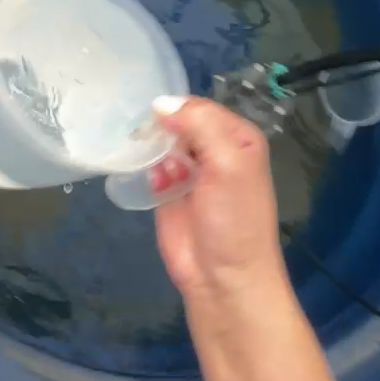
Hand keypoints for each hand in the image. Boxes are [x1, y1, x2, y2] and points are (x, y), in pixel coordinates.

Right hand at [152, 95, 286, 305]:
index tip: (157, 121)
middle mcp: (213, 148)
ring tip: (147, 160)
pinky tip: (145, 176)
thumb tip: (160, 103)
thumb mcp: (228, 165)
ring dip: (148, 146)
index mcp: (237, 137)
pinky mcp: (165, 186)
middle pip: (176, 119)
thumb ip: (200, 126)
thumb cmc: (234, 219)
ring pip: (159, 139)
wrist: (221, 277)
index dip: (177, 110)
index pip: (199, 106)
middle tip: (144, 137)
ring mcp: (188, 168)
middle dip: (159, 126)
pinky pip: (148, 162)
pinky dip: (142, 164)